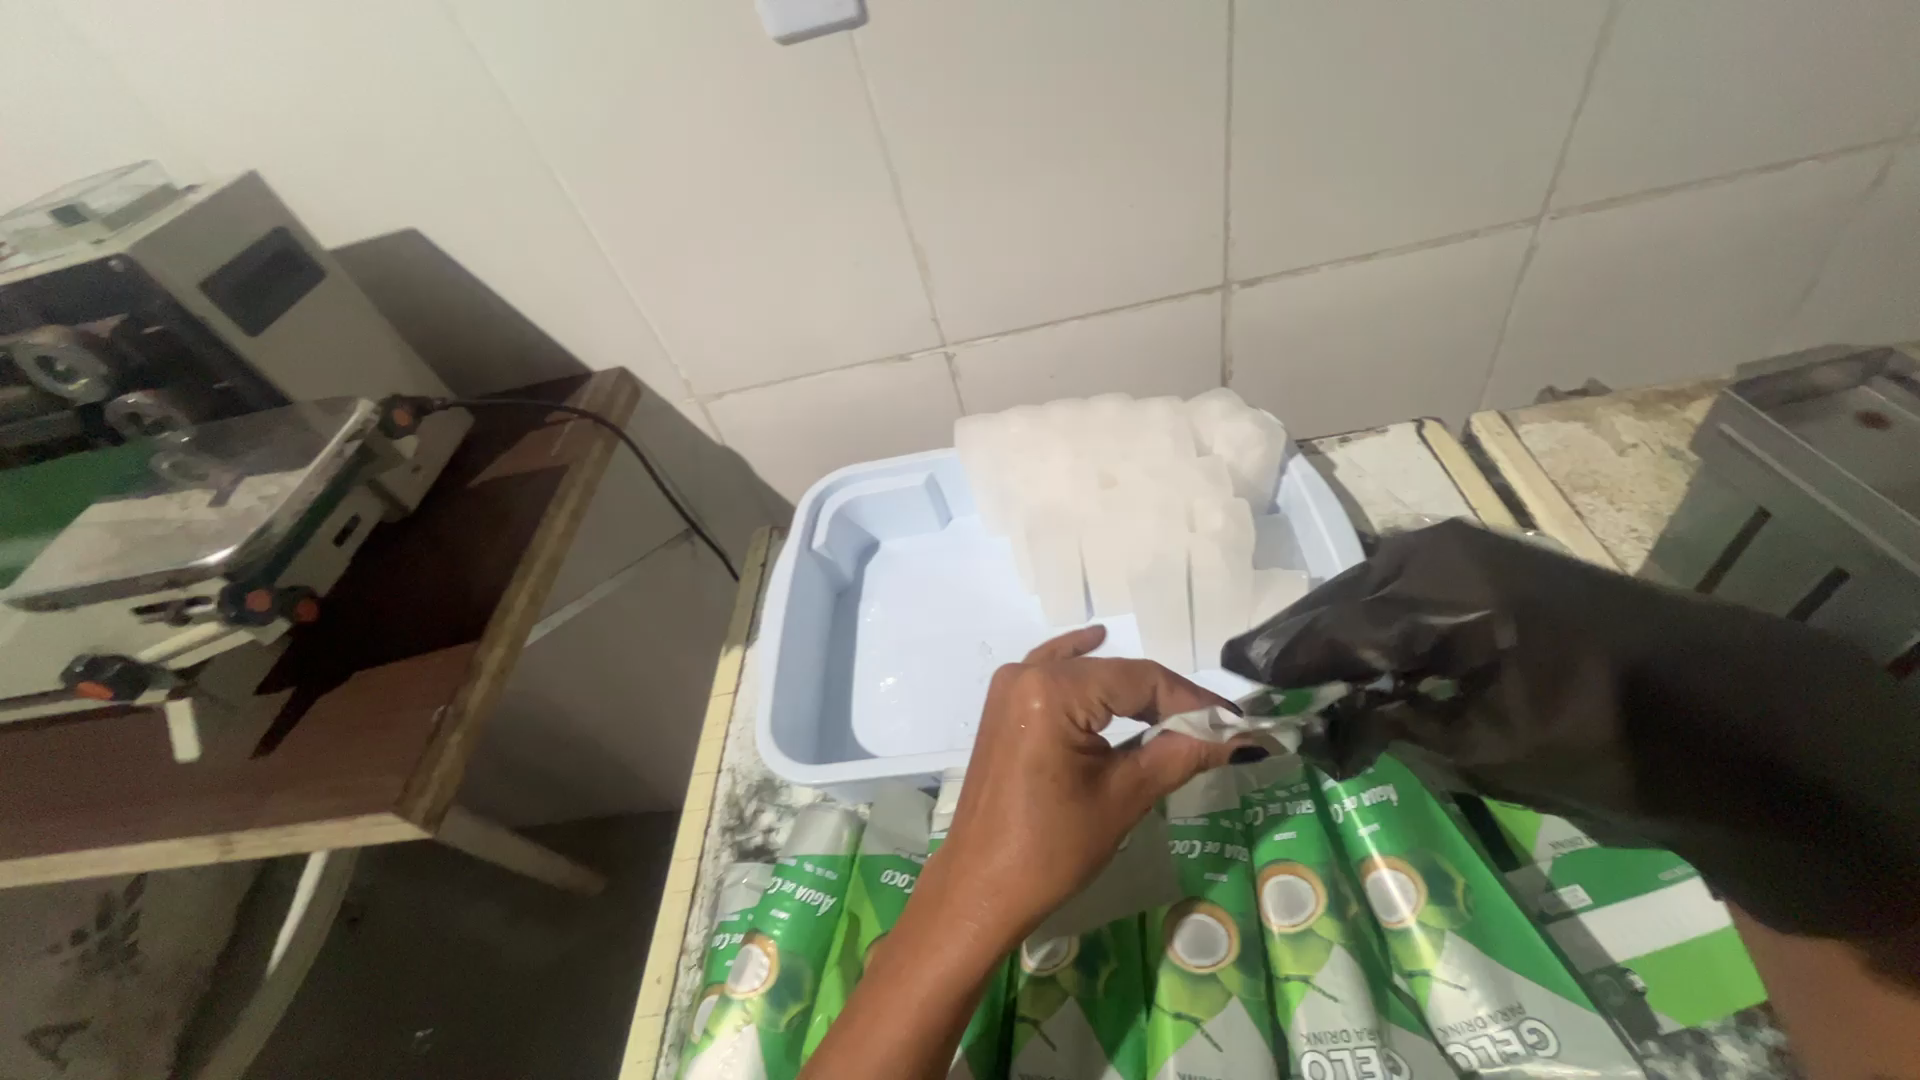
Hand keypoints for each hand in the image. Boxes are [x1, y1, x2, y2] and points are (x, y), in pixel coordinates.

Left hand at [924, 625, 1258, 951]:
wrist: (981, 885)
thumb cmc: (1051, 848)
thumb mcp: (1122, 798)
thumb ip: (1180, 754)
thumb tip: (1241, 738)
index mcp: (1053, 690)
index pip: (1141, 680)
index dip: (1193, 702)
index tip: (1237, 726)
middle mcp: (1028, 674)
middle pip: (1114, 674)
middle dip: (1165, 701)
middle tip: (1215, 730)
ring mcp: (1010, 687)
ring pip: (1086, 673)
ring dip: (1130, 692)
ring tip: (1177, 714)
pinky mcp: (1004, 706)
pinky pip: (1050, 673)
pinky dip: (1080, 665)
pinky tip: (1098, 641)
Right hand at [1221, 519, 1919, 949]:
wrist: (1724, 711)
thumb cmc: (1594, 725)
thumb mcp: (1479, 738)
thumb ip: (1384, 721)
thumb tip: (1313, 732)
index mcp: (1427, 581)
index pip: (1327, 628)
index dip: (1279, 659)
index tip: (1231, 676)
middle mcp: (1432, 551)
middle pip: (1336, 601)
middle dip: (1293, 640)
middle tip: (1249, 670)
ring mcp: (1459, 553)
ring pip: (1363, 592)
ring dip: (1327, 630)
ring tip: (1290, 665)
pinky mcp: (1480, 568)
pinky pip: (1398, 591)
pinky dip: (1367, 623)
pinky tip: (1351, 650)